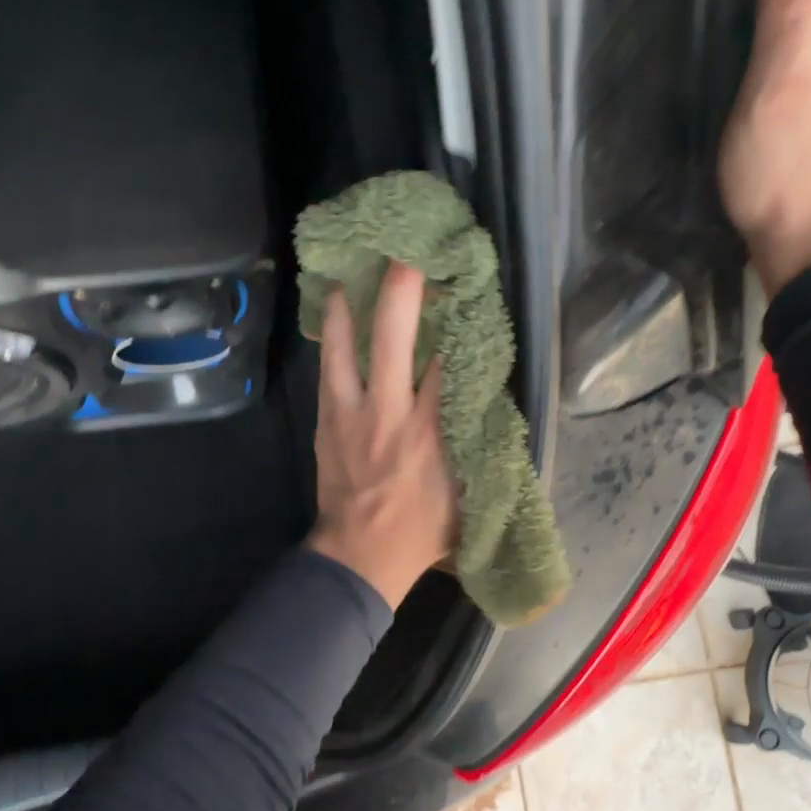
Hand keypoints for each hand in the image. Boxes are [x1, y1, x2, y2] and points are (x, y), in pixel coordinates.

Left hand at [308, 262, 458, 609]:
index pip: (445, 362)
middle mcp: (388, 413)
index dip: (454, 320)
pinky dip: (331, 338)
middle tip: (405, 252)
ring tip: (349, 269)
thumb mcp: (467, 491)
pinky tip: (332, 313)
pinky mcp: (325, 421)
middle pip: (393, 340)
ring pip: (344, 348)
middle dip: (401, 292)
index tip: (460, 283)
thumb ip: (476, 442)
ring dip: (347, 306)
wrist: (359, 558)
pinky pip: (327, 369)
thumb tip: (486, 399)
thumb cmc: (423, 530)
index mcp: (431, 432)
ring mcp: (349, 415)